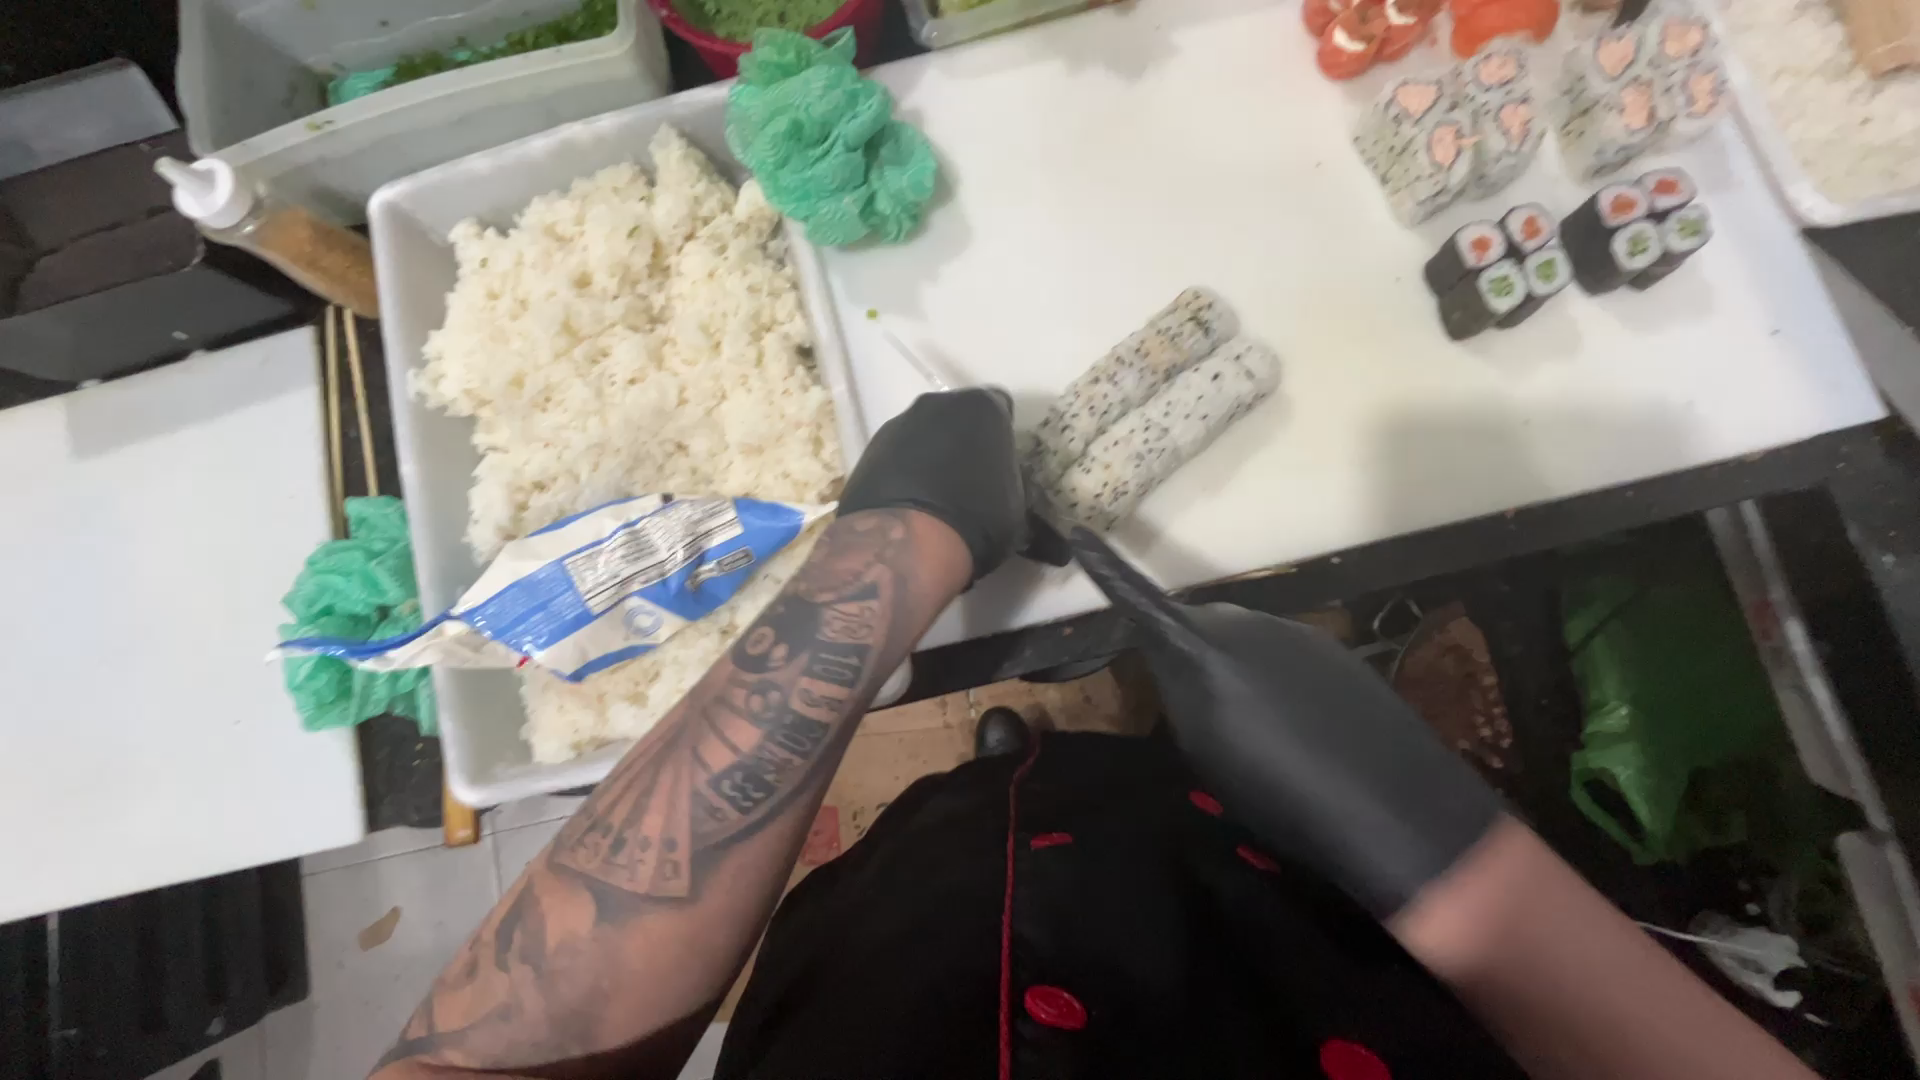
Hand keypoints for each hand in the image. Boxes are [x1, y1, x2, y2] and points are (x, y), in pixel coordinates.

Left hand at [839, 388, 1063, 583]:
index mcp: (984, 408)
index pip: (1001, 410)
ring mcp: (898, 424)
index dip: (1001, 438)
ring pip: (923, 436)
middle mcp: (938, 404)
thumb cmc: (977, 521)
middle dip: (964, 444)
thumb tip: (1057, 550)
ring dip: (930, 459)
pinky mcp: (868, 451)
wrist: (906, 542)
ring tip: (936, 502)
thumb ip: (1030, 520)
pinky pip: (895, 457)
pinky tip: (909, 509)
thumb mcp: (1017, 522)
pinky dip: (902, 475)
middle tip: (970, 484)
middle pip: (958, 419)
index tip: (1000, 467)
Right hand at [1071, 528, 1500, 917]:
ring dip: (1230, 664)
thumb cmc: (1278, 794)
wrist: (1395, 808)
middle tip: (1195, 706)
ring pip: (1239, 635)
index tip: (1081, 532)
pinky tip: (1298, 721)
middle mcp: (1242, 625)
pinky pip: (1279, 649)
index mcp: (1198, 653)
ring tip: (1255, 725)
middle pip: (1193, 622)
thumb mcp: (1204, 751)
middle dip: (1183, 648)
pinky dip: (1271, 673)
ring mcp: (1293, 630)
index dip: (1106, 568)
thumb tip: (1175, 666)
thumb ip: (1179, 692)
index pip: (1138, 600)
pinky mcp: (1332, 646)